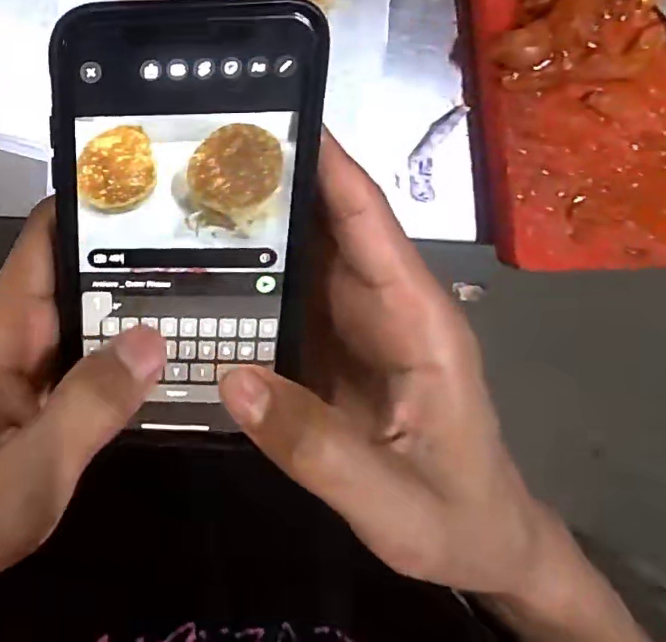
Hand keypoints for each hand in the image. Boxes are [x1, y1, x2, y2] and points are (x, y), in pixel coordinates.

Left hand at [0, 200, 164, 640]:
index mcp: (9, 319)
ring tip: (212, 273)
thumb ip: (88, 405)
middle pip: (81, 258)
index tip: (154, 191)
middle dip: (135, 243)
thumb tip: (152, 337)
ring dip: (143, 285)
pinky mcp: (56, 376)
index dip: (92, 202)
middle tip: (207, 236)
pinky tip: (185, 334)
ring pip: (95, 297)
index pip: (47, 231)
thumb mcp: (32, 468)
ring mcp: (42, 348)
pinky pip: (100, 337)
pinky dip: (136, 329)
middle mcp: (26, 320)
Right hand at [219, 133, 645, 641]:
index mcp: (415, 317)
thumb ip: (318, 448)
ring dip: (248, 218)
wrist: (483, 549)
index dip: (329, 164)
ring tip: (182, 192)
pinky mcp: (322, 341)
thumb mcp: (395, 505)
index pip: (369, 220)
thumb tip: (230, 377)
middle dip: (269, 179)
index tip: (279, 116)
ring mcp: (348, 319)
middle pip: (322, 221)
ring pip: (295, 250)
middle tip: (197, 150)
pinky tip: (193, 261)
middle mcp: (379, 301)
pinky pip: (278, 290)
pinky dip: (241, 268)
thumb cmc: (459, 521)